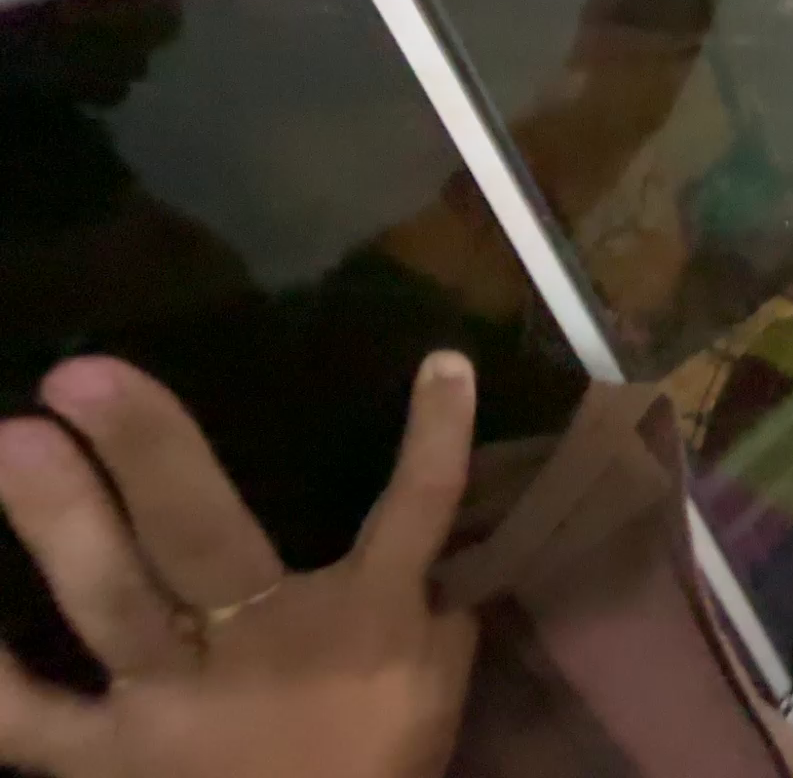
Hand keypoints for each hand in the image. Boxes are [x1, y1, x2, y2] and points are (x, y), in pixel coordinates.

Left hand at [0, 352, 479, 777]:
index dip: (436, 433)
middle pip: (206, 538)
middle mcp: (265, 640)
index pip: (419, 505)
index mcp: (369, 615)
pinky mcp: (99, 757)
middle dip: (153, 455)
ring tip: (7, 440)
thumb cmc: (388, 752)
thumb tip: (431, 540)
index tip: (443, 361)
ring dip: (55, 521)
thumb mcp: (440, 672)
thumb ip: (428, 600)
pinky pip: (18, 723)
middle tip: (84, 377)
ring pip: (105, 601)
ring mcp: (169, 698)